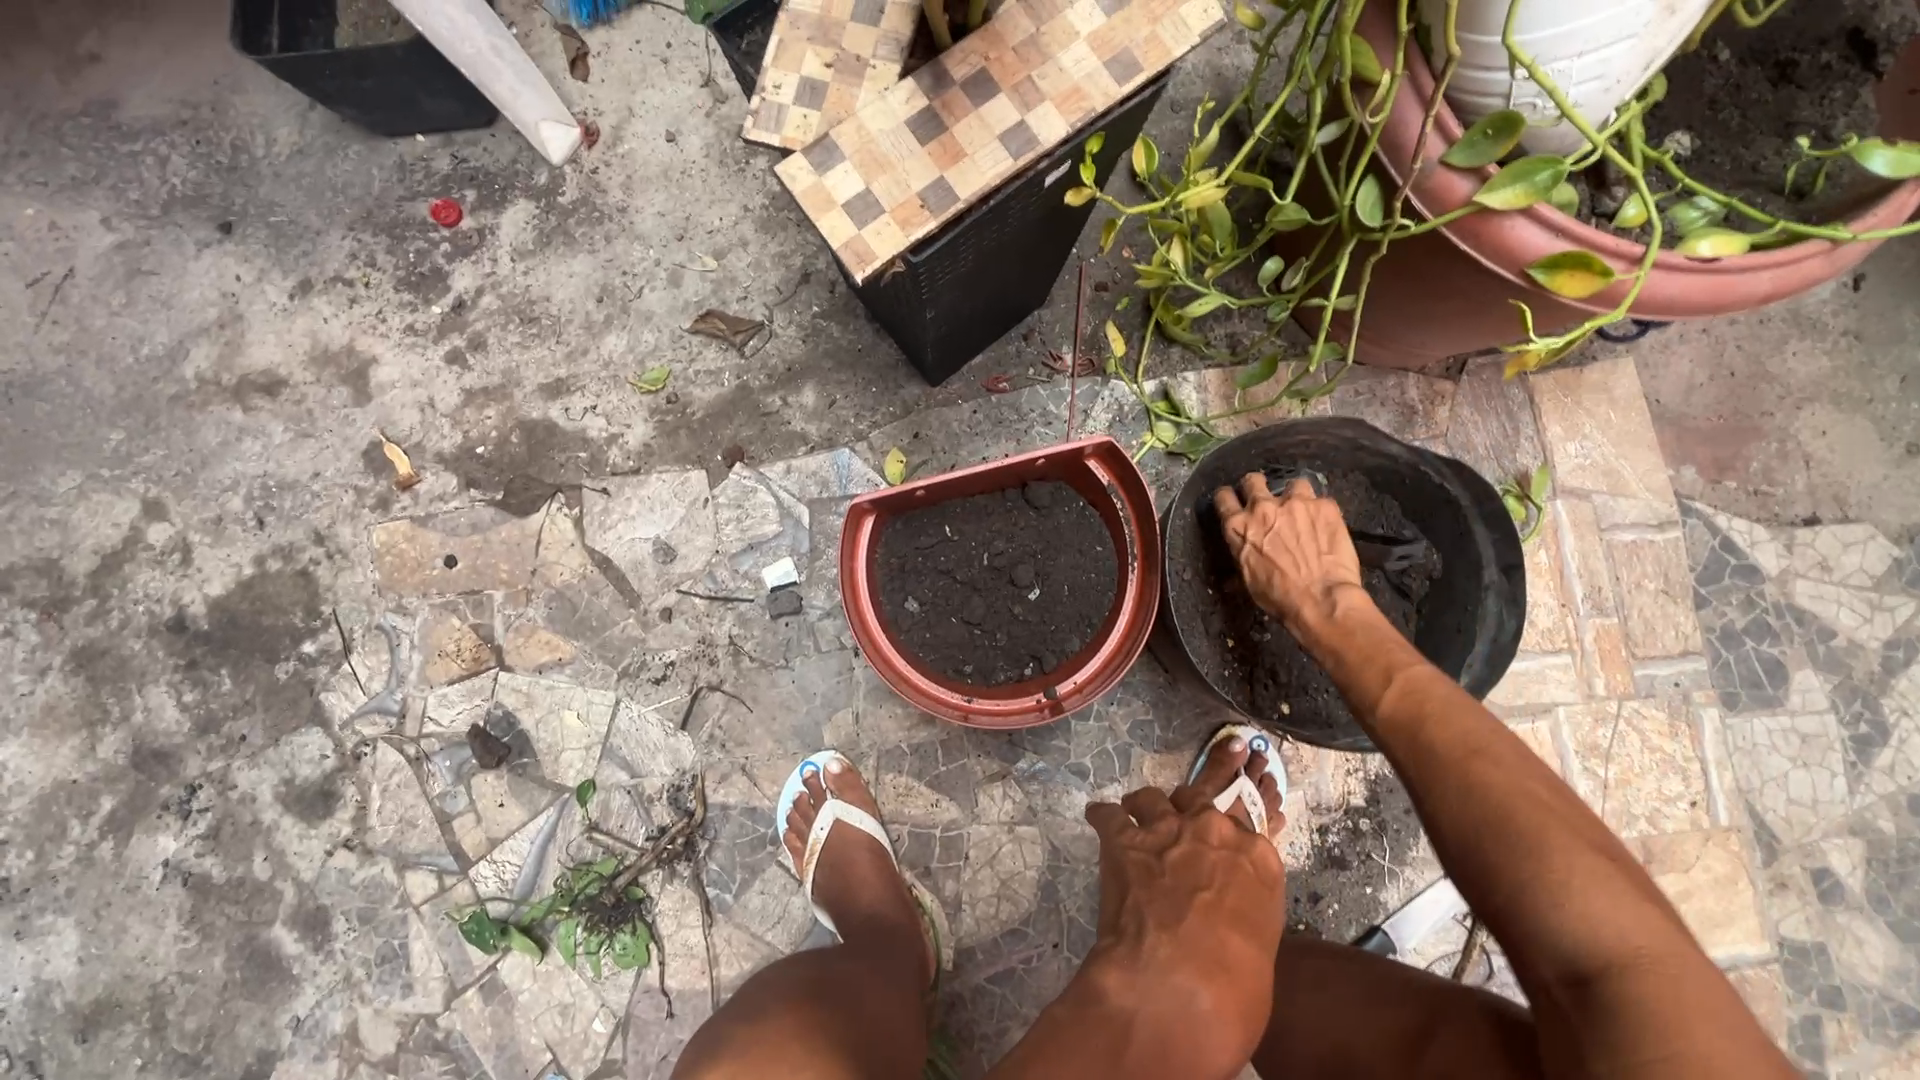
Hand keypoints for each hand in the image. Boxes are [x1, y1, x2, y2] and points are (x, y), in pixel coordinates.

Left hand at [1078, 743, 1285, 1078]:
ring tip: (1138, 810)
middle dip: (1206, 782)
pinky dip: (1102, 816)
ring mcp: (1167, 830)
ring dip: (1148, 804)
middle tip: (1209, 767)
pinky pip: (1108, 814)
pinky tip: (1097, 816)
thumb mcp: (1262, 946)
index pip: (1254, 817)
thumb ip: (1248, 910)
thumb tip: (1231, 916)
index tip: (1249, 785)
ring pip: (1154, 796)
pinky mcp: (1124, 839)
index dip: (1249, 804)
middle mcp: (1214, 832)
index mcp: (1258, 859)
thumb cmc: (1234, 986)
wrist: (1177, 985)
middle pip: (1205, 792)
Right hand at [1213, 472, 1368, 644]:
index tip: (1233, 501)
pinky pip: (1321, 500)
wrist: (1321, 599)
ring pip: (1293, 484)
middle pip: (1253, 480)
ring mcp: (1295, 503)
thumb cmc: (1280, 597)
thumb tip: (1234, 571)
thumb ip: (1242, 558)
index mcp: (1238, 527)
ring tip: (1302, 511)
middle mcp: (1263, 508)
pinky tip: (1325, 526)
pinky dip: (1321, 511)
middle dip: (1257, 487)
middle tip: (1266, 501)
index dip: (1227, 498)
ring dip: (1294, 496)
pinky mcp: (1325, 506)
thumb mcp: (1248, 580)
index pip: (1223, 497)